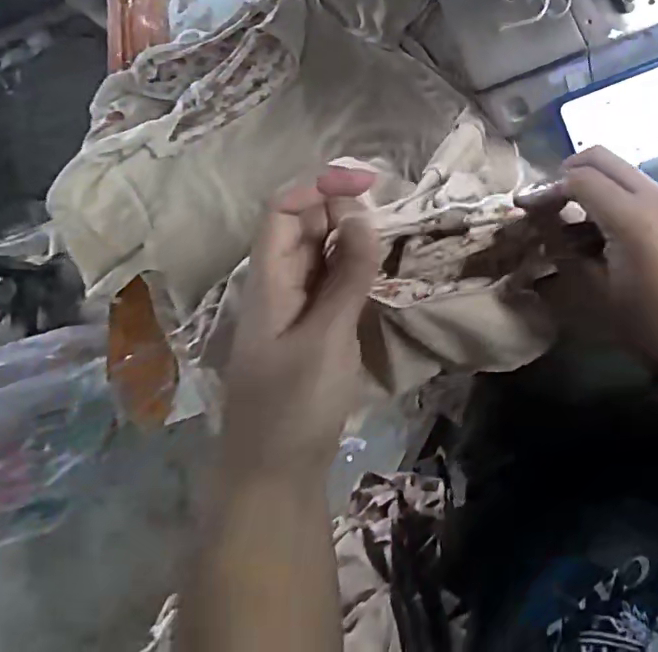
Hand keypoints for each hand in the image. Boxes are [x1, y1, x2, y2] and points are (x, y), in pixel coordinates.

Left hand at [220, 165, 380, 478]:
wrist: (274, 476)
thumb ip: (347, 276)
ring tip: (389, 229)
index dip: (319, 186)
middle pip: (301, 226)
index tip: (366, 182)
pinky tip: (379, 264)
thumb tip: (363, 215)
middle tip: (386, 208)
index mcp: (268, 282)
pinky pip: (333, 278)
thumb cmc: (294, 406)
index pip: (283, 211)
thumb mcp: (326, 338)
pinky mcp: (314, 327)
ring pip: (320, 251)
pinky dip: (355, 262)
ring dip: (351, 232)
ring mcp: (296, 307)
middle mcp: (278, 285)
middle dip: (339, 204)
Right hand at [526, 147, 657, 374]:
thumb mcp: (601, 293)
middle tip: (548, 201)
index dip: (548, 189)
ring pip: (621, 169)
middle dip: (568, 172)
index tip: (526, 207)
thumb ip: (568, 252)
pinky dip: (615, 195)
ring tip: (572, 220)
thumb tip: (542, 228)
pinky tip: (605, 229)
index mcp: (633, 216)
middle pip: (600, 157)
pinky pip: (639, 186)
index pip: (579, 178)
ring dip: (593, 183)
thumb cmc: (655, 323)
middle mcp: (655, 194)